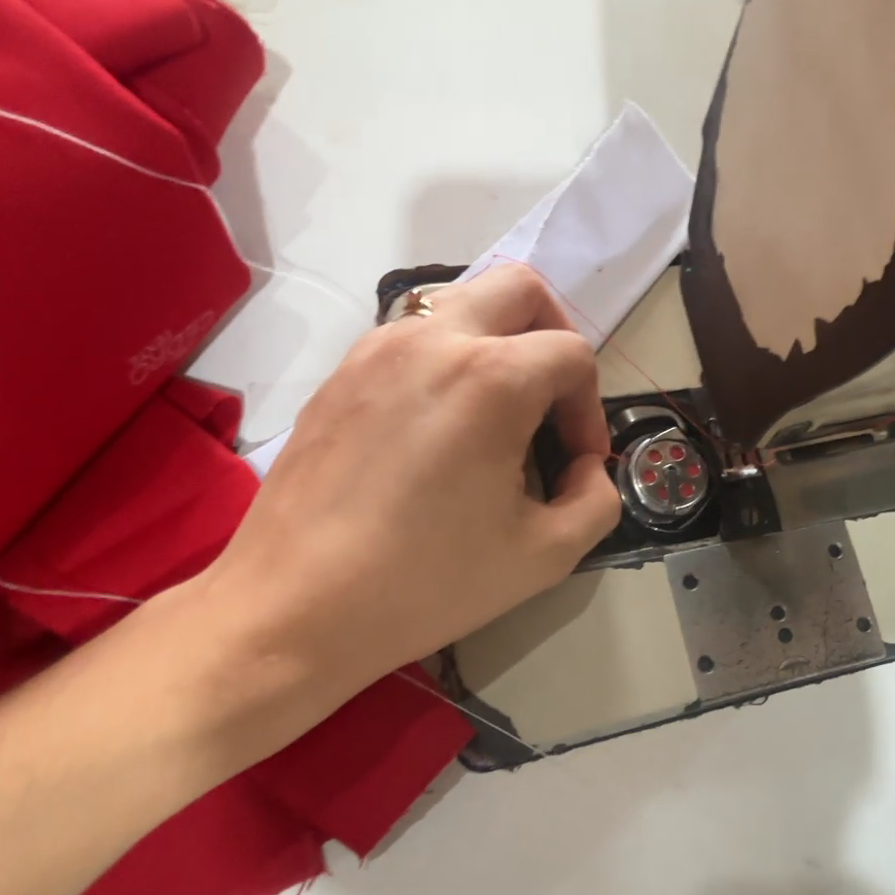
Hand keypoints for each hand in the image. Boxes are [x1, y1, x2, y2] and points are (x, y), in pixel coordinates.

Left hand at [188, 263, 621, 743]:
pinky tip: (440, 434)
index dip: (591, 408)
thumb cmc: (429, 583)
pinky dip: (447, 362)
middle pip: (519, 287)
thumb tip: (586, 469)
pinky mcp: (341, 373)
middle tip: (553, 399)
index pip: (572, 353)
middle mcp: (433, 340)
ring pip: (460, 304)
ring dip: (498, 345)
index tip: (577, 464)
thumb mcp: (546, 555)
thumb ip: (597, 500)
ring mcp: (376, 349)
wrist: (297, 607)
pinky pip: (413, 338)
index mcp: (491, 377)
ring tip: (496, 420)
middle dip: (554, 336)